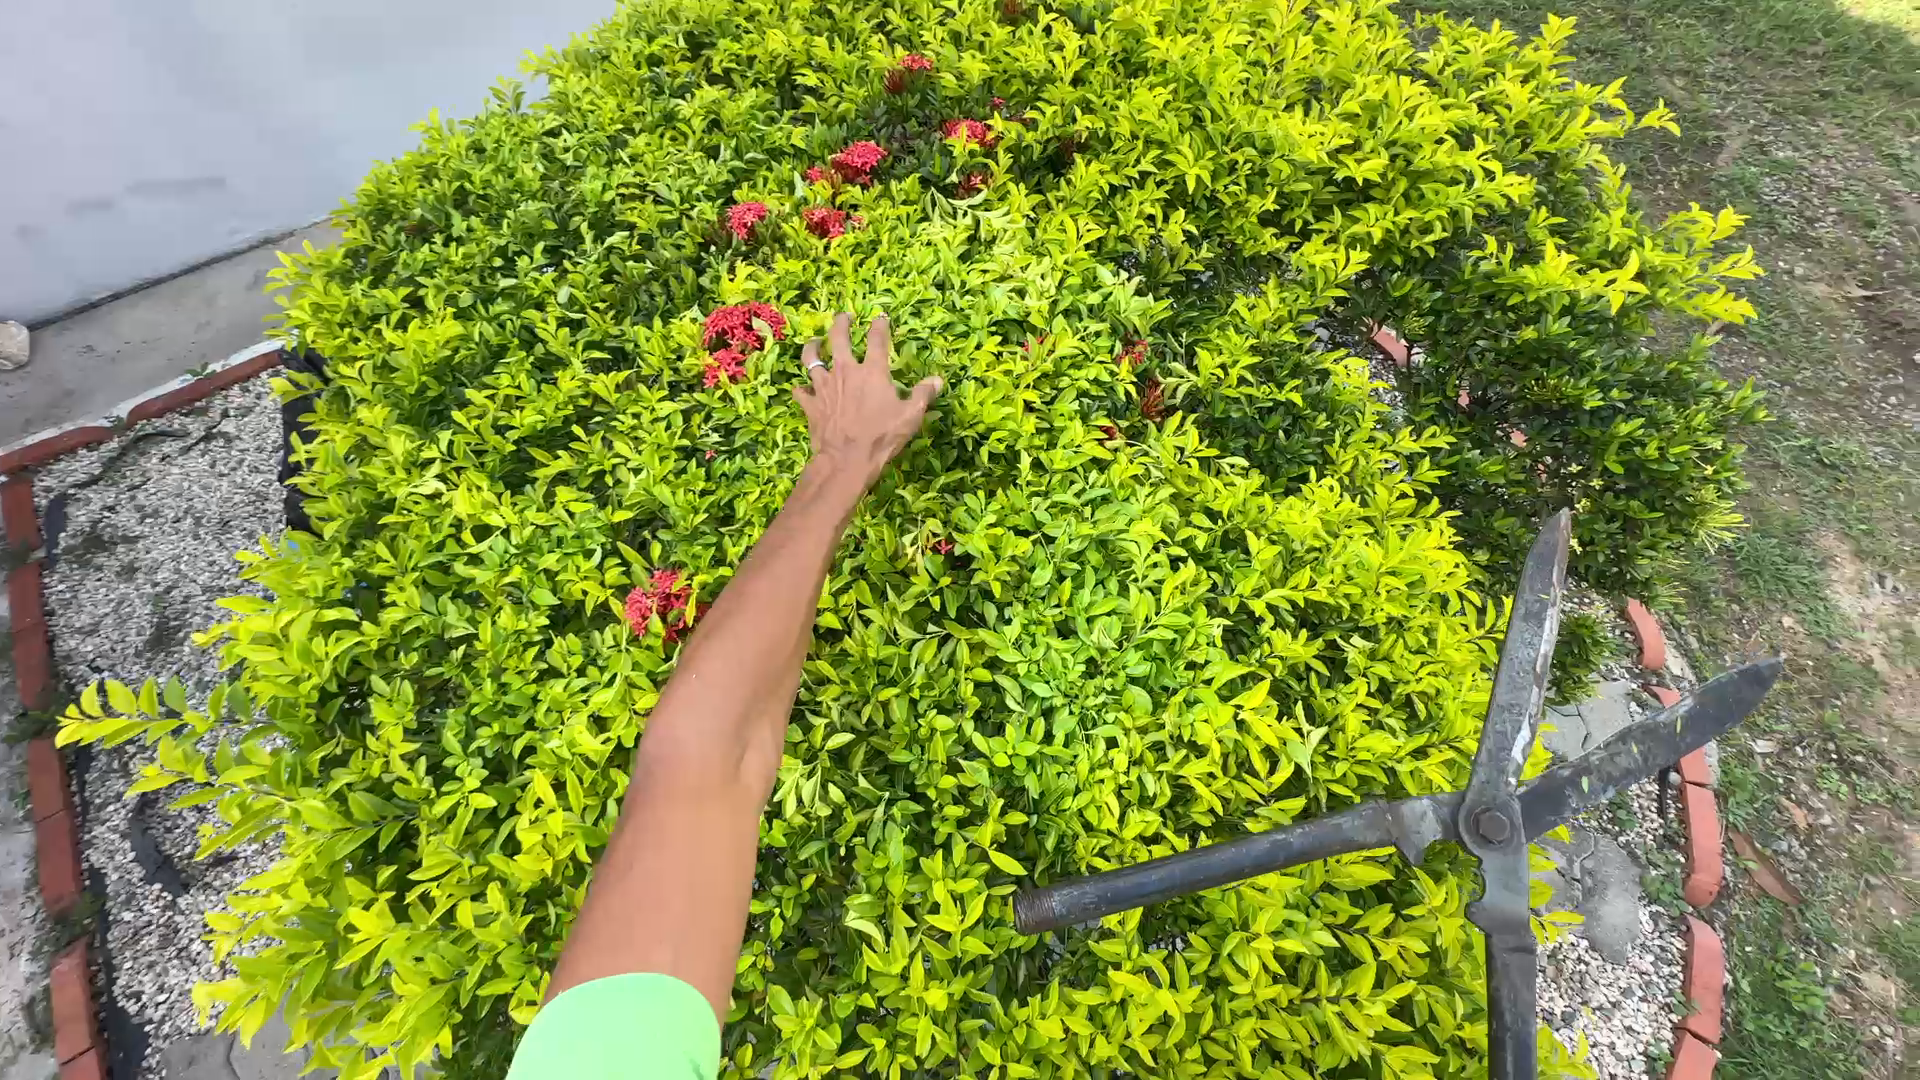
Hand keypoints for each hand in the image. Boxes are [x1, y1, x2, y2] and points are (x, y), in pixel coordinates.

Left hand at [793, 313, 941, 489]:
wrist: (846, 459)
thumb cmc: (881, 436)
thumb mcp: (910, 416)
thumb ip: (922, 395)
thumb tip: (937, 380)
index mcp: (872, 372)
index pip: (877, 339)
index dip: (880, 326)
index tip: (881, 318)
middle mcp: (845, 371)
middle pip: (838, 338)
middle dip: (841, 323)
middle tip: (844, 316)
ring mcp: (824, 387)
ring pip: (811, 359)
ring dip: (812, 348)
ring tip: (815, 343)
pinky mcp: (810, 404)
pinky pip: (800, 392)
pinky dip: (801, 389)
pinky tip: (802, 389)